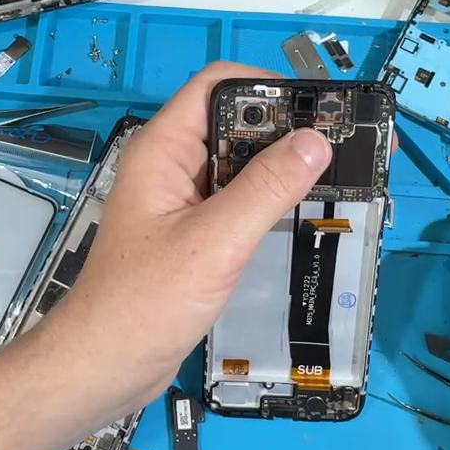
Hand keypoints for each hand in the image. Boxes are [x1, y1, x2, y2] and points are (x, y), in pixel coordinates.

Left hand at [41, 62, 330, 414]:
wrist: (105, 365)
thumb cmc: (146, 302)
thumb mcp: (214, 242)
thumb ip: (265, 189)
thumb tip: (316, 140)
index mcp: (162, 150)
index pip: (216, 85)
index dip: (267, 84)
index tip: (318, 106)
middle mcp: (170, 164)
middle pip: (232, 121)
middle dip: (285, 126)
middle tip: (344, 141)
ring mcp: (180, 198)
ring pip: (238, 162)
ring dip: (281, 164)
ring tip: (338, 171)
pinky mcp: (192, 230)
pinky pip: (236, 198)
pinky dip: (269, 197)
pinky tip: (305, 208)